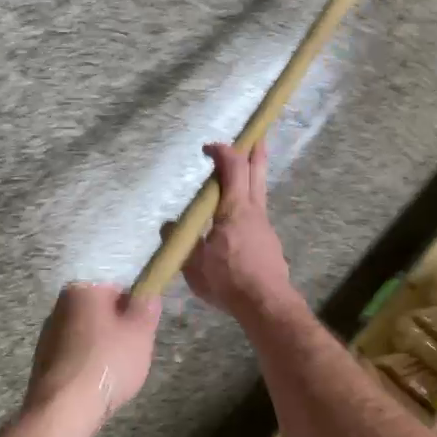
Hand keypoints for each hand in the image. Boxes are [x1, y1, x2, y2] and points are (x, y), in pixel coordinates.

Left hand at [24, 283, 160, 429]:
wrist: (64, 408)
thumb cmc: (107, 363)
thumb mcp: (140, 331)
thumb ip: (146, 307)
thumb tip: (147, 294)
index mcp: (81, 291)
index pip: (116, 290)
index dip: (134, 310)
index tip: (142, 332)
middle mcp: (58, 308)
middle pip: (100, 315)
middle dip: (117, 332)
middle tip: (132, 355)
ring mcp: (47, 338)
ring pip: (87, 339)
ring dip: (102, 352)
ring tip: (115, 376)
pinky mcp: (43, 364)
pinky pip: (75, 360)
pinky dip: (87, 369)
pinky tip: (96, 387)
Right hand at [183, 142, 294, 318]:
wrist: (265, 304)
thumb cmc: (228, 280)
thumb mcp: (194, 264)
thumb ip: (181, 242)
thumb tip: (168, 226)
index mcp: (234, 209)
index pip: (232, 167)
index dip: (222, 151)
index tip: (209, 147)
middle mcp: (254, 211)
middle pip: (257, 170)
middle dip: (254, 149)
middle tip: (255, 133)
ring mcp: (264, 227)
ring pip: (259, 192)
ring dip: (251, 178)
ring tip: (239, 177)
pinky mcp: (268, 244)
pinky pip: (256, 215)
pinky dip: (247, 206)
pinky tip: (236, 222)